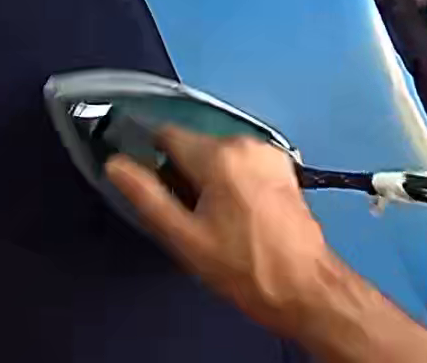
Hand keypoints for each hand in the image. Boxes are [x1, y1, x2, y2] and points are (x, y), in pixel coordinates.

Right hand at [107, 128, 340, 340]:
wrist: (311, 293)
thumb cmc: (247, 270)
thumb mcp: (186, 240)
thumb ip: (146, 196)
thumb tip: (115, 164)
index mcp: (216, 155)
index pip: (165, 134)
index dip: (154, 158)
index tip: (158, 185)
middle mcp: (241, 142)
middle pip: (192, 145)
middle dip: (185, 172)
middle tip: (192, 213)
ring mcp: (265, 151)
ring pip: (216, 152)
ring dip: (210, 175)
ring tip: (220, 217)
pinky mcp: (281, 164)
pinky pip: (241, 159)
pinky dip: (234, 177)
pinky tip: (242, 212)